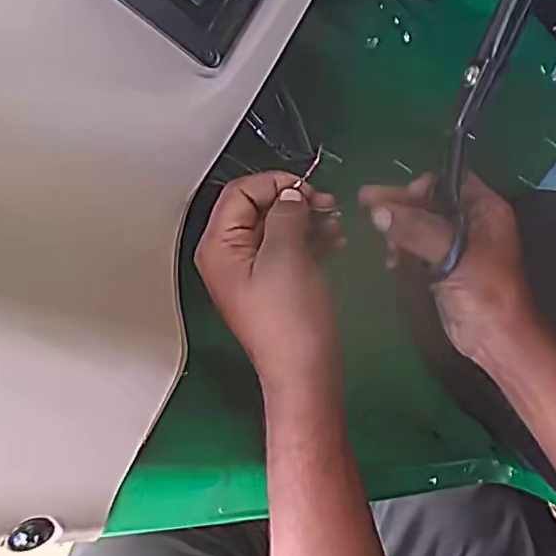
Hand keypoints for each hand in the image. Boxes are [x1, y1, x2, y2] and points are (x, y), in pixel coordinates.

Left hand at [196, 171, 346, 399]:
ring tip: (336, 225)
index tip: (308, 188)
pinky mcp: (275, 285)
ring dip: (309, 221)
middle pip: (259, 209)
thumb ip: (286, 215)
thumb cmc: (290, 321)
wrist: (305, 371)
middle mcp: (230, 257)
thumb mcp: (287, 256)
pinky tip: (335, 242)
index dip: (275, 184)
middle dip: (296, 202)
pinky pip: (290, 249)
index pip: (240, 193)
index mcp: (219, 247)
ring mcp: (253, 272)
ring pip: (279, 228)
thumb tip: (291, 194)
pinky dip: (312, 240)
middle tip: (327, 205)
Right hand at [358, 172, 540, 366]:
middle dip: (399, 205)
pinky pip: (415, 248)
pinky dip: (400, 250)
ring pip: (418, 225)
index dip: (421, 185)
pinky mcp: (441, 267)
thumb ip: (417, 230)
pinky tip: (389, 260)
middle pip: (428, 202)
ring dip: (396, 229)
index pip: (449, 181)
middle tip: (364, 201)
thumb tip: (379, 211)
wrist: (495, 339)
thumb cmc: (486, 292)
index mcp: (485, 210)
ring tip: (380, 240)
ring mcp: (454, 245)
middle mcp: (470, 222)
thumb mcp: (454, 255)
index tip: (396, 199)